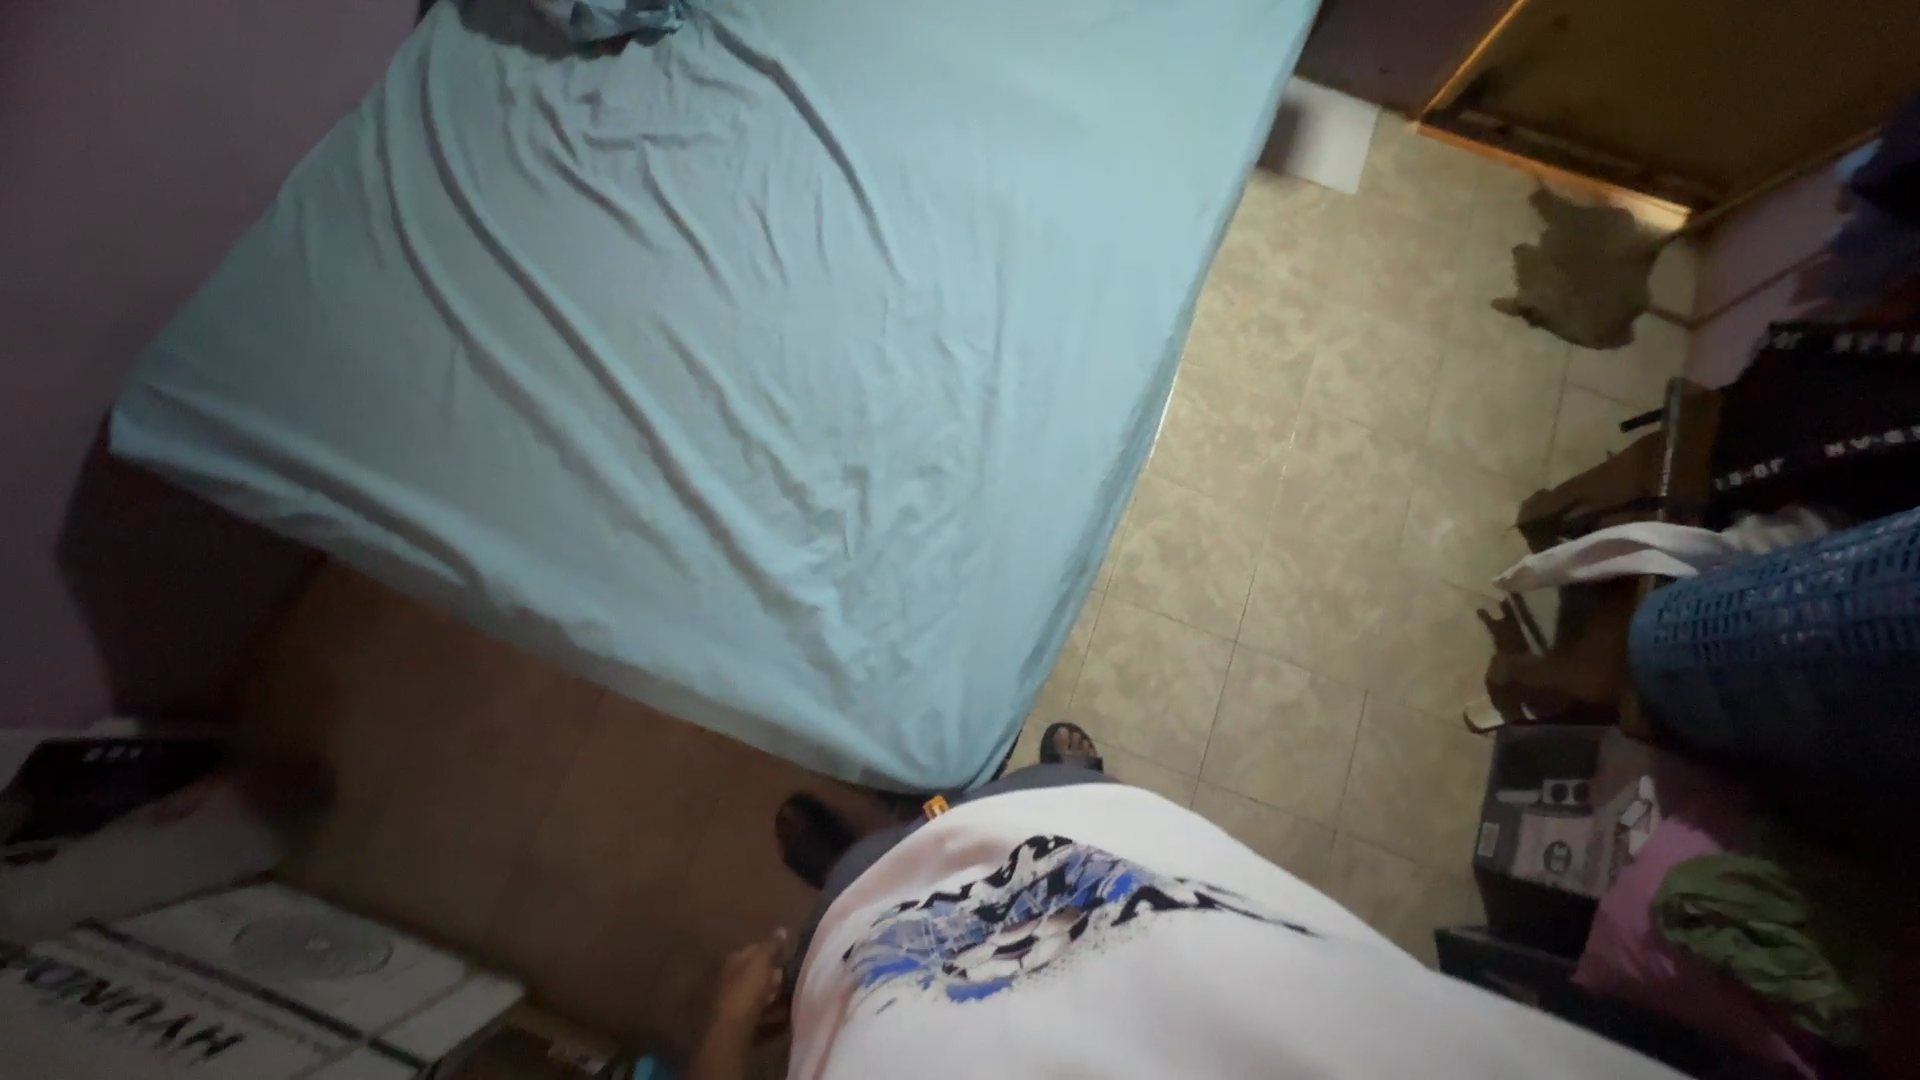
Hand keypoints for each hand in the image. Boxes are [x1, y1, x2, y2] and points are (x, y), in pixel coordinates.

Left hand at [708, 928, 788, 1037]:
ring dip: (773, 994)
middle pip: (756, 973)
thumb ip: (771, 944)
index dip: (770, 949)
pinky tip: (785, 1016)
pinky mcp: (740, 1023)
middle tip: (789, 976)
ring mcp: (735, 1003)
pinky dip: (772, 1015)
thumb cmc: (746, 988)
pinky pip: (761, 1015)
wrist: (732, 1030)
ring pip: (758, 994)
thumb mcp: (761, 960)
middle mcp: (731, 980)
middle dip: (773, 974)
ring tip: (791, 995)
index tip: (786, 954)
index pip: (754, 949)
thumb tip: (781, 929)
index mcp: (734, 961)